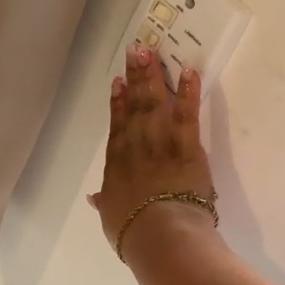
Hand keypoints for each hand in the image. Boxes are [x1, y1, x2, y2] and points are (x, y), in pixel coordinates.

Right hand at [88, 44, 215, 252]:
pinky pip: (188, 115)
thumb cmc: (132, 230)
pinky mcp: (187, 147)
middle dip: (136, 77)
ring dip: (154, 76)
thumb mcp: (111, 216)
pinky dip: (189, 93)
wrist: (160, 234)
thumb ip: (105, 202)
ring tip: (153, 53)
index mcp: (117, 161)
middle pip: (136, 105)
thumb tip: (95, 198)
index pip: (117, 124)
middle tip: (136, 50)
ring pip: (157, 103)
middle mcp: (136, 145)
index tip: (117, 80)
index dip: (117, 101)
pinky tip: (190, 72)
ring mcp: (161, 142)